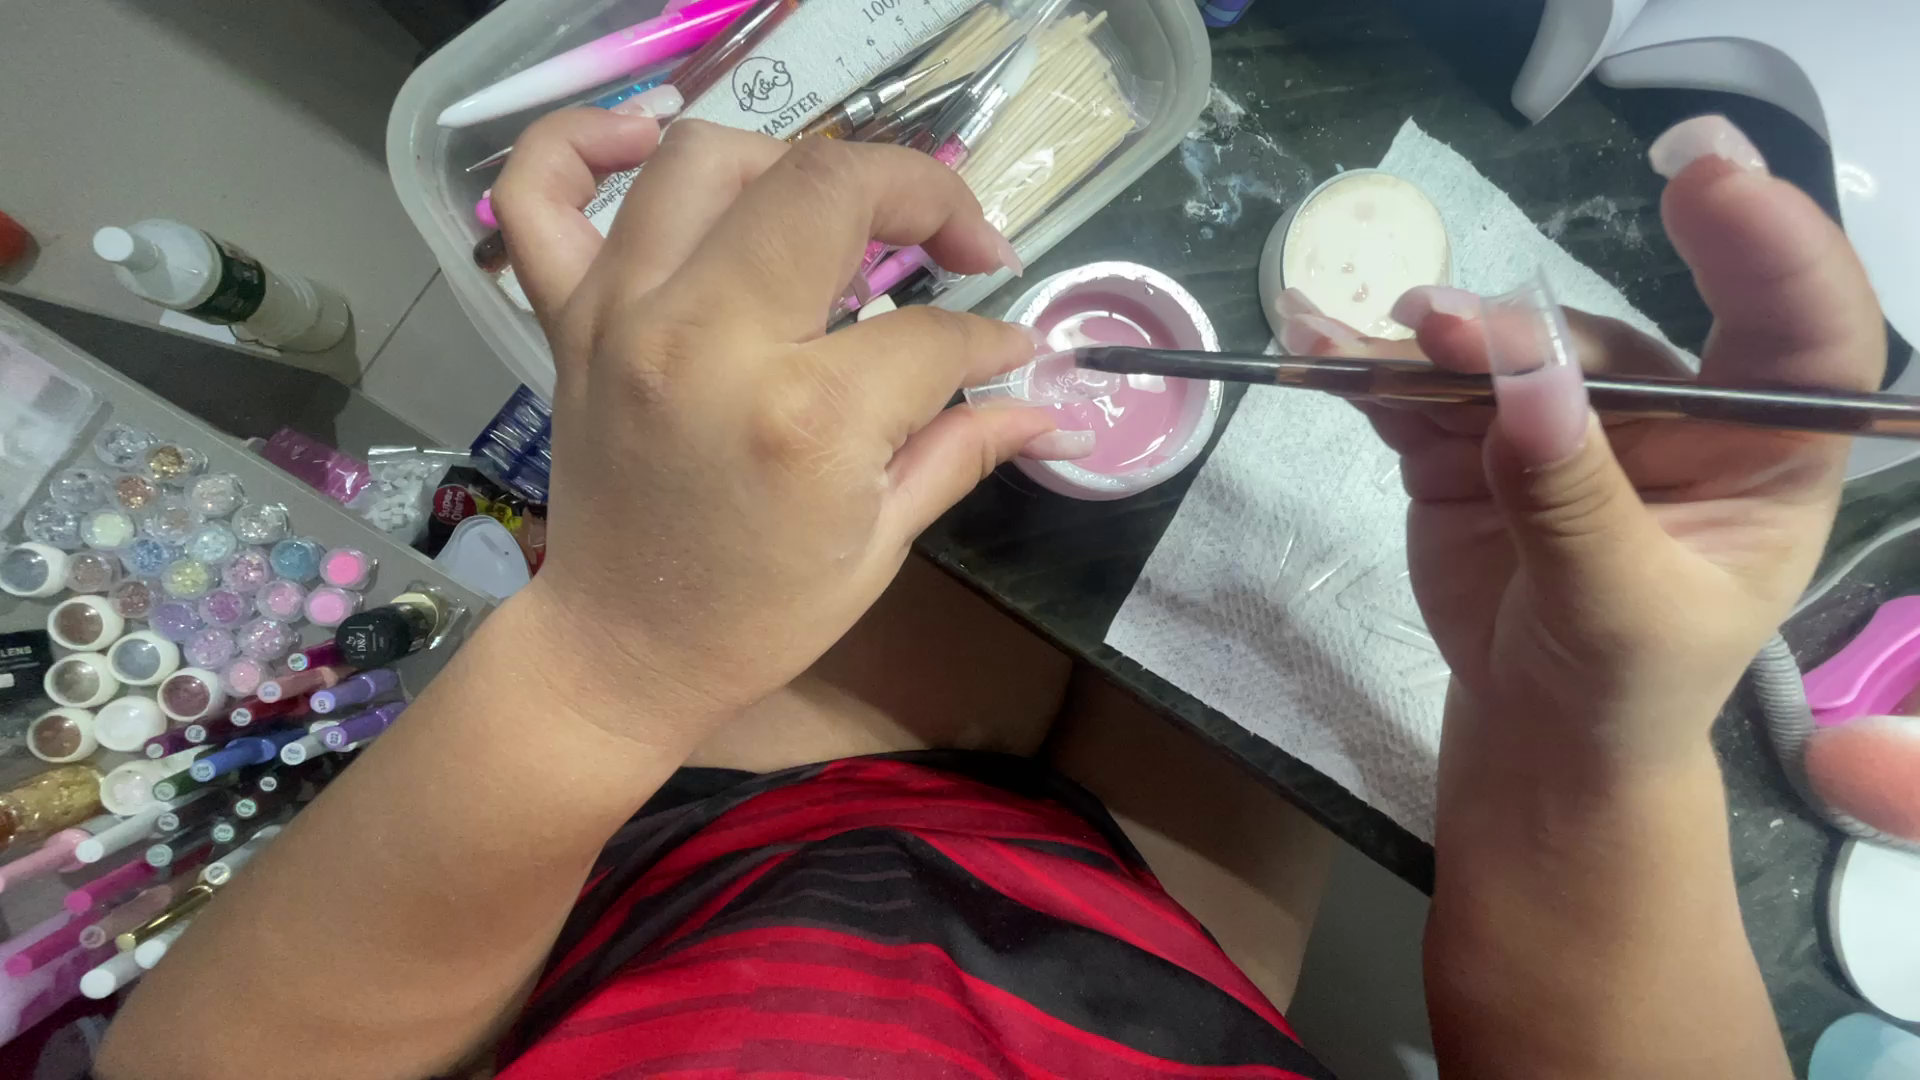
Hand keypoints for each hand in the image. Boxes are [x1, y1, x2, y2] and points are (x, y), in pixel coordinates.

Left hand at [490, 109, 1053, 737]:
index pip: (932, 335)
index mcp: (808, 418)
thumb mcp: (881, 544)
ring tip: (843, 215)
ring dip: (798, 166)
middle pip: (830, 189)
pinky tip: (650, 141)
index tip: (1016, 346)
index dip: (993, 335)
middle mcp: (711, 340)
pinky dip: (587, 142)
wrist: (626, 654)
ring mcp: (624, 319)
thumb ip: (965, 451)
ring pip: (709, 160)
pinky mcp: (569, 323)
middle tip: (960, 241)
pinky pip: (545, 192)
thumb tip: (1052, 408)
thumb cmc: (763, 618)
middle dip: (923, 195)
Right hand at [1276, 116, 1885, 766]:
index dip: (1763, 248)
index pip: (1792, 335)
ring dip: (1406, 353)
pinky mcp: (1463, 454)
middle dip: (1502, 336)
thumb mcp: (1616, 604)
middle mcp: (1648, 423)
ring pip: (1477, 370)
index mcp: (1749, 452)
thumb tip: (1528, 384)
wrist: (1533, 713)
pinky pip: (1414, 407)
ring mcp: (1542, 434)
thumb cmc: (1620, 676)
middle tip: (1427, 327)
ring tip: (1333, 339)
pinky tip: (1317, 354)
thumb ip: (1575, 498)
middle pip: (1579, 348)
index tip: (1703, 177)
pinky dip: (1364, 384)